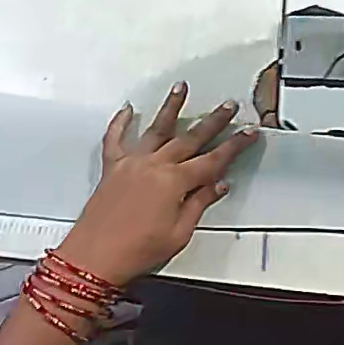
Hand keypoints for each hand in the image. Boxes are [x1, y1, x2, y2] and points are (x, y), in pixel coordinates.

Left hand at [55, 83, 259, 287]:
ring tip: (181, 87)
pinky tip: (129, 109)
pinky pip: (115, 139)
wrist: (95, 257)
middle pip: (189, 138)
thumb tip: (218, 185)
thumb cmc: (137, 250)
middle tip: (228, 105)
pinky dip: (121, 122)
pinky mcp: (111, 168)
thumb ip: (198, 204)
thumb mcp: (179, 233)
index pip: (212, 160)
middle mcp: (154, 165)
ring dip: (171, 107)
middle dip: (212, 121)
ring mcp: (131, 163)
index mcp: (174, 183)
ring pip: (156, 129)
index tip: (248, 133)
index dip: (234, 146)